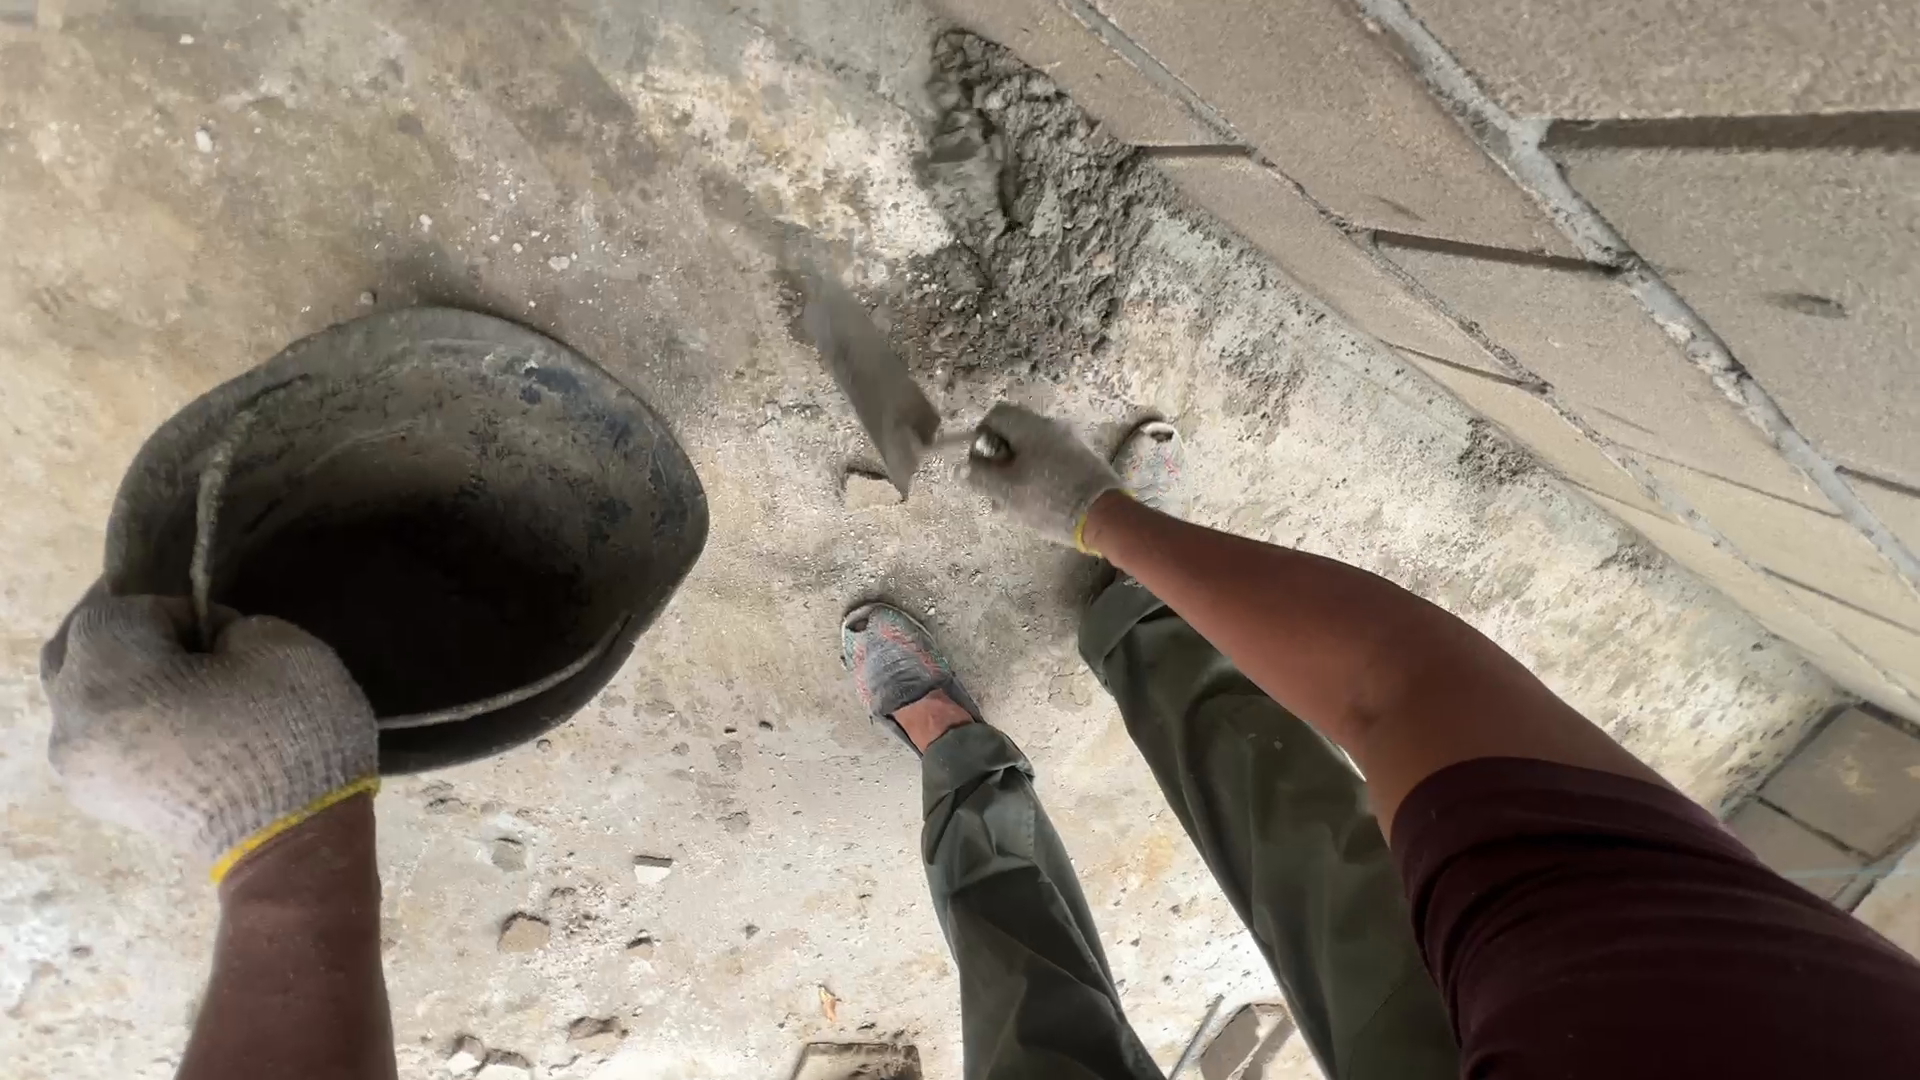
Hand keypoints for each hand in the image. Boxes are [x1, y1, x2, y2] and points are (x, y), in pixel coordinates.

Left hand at [42, 594, 377, 879]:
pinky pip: (105, 740)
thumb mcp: (289, 651)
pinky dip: (139, 721)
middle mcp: (71, 724)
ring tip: (197, 691)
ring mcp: (80, 769)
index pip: (113, 612)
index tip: (225, 628)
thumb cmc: (293, 730)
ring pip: (87, 701)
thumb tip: (214, 645)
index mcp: (110, 681)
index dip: (173, 606)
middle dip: (130, 637)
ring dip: (133, 683)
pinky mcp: (104, 799)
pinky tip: (193, 732)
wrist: (293, 830)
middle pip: (74, 655)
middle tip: (191, 639)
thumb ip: (238, 629)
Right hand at [964, 403, 1124, 550]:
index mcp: (1030, 427)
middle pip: (1013, 434)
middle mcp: (1051, 427)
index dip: (980, 438)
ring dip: (1016, 473)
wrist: (1104, 515)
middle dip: (998, 461)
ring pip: (1031, 451)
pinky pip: (1050, 461)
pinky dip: (1036, 477)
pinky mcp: (1082, 460)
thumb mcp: (1006, 491)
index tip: (982, 466)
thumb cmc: (1049, 500)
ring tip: (1012, 505)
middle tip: (995, 491)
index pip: (995, 415)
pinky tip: (1035, 504)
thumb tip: (962, 466)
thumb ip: (980, 476)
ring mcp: (1070, 442)